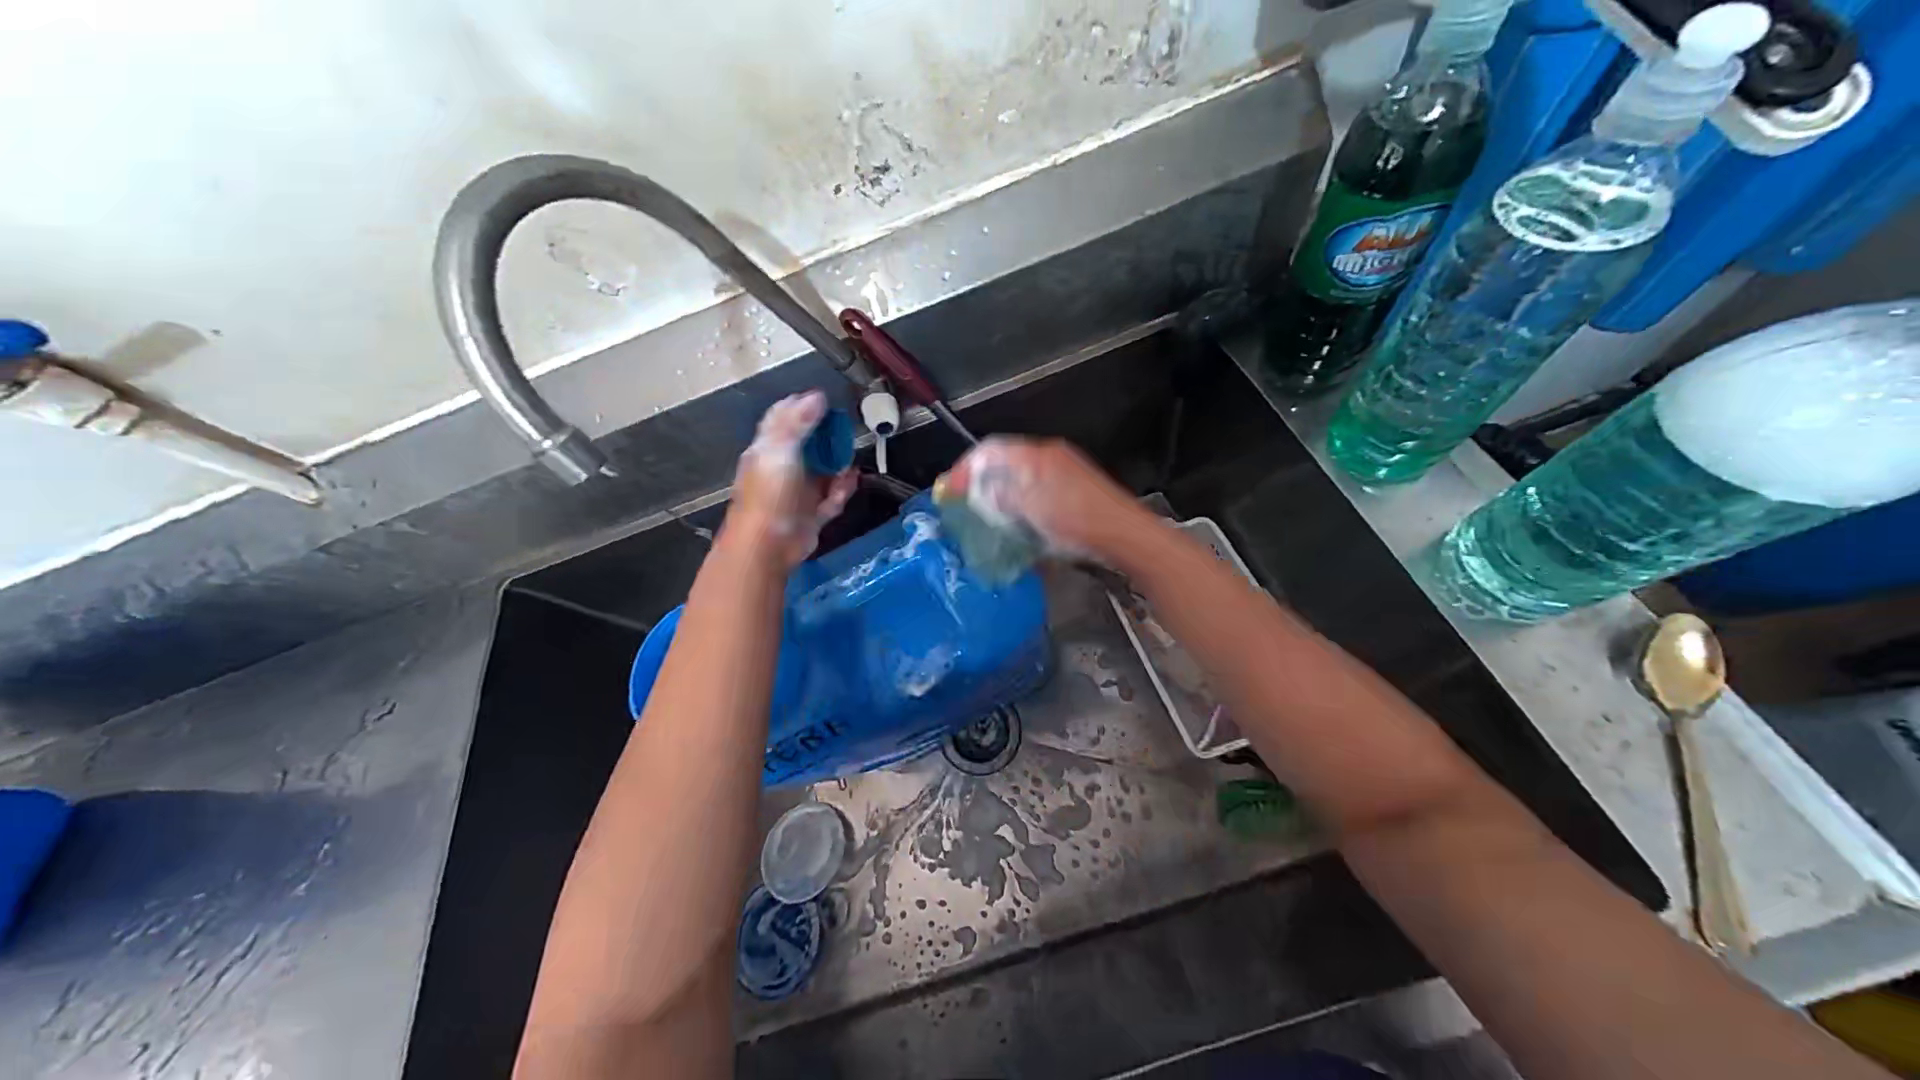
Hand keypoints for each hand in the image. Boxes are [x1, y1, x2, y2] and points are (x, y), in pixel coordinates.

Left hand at [723, 391, 856, 567]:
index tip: (823, 401)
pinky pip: (831, 498)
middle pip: (806, 447)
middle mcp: (781, 470)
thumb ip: (799, 423)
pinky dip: (842, 489)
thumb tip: (816, 396)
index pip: (782, 422)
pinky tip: (852, 480)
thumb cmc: (770, 493)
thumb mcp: (781, 450)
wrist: (768, 545)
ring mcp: (797, 494)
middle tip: (844, 430)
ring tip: (849, 458)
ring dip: (837, 465)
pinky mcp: (812, 516)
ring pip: (822, 473)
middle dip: (826, 438)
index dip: (800, 408)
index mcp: (767, 451)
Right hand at [939, 436, 1154, 561]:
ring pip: (1020, 475)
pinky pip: (1036, 488)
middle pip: (1004, 460)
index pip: (990, 449)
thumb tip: (977, 491)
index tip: (950, 488)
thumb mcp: (1031, 509)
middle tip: (964, 501)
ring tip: (986, 513)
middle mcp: (1051, 456)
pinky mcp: (1076, 490)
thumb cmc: (1079, 522)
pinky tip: (1018, 521)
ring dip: (1000, 491)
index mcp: (1038, 454)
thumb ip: (1000, 495)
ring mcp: (1066, 471)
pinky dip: (1019, 500)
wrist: (1125, 536)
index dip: (965, 467)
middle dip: (980, 479)